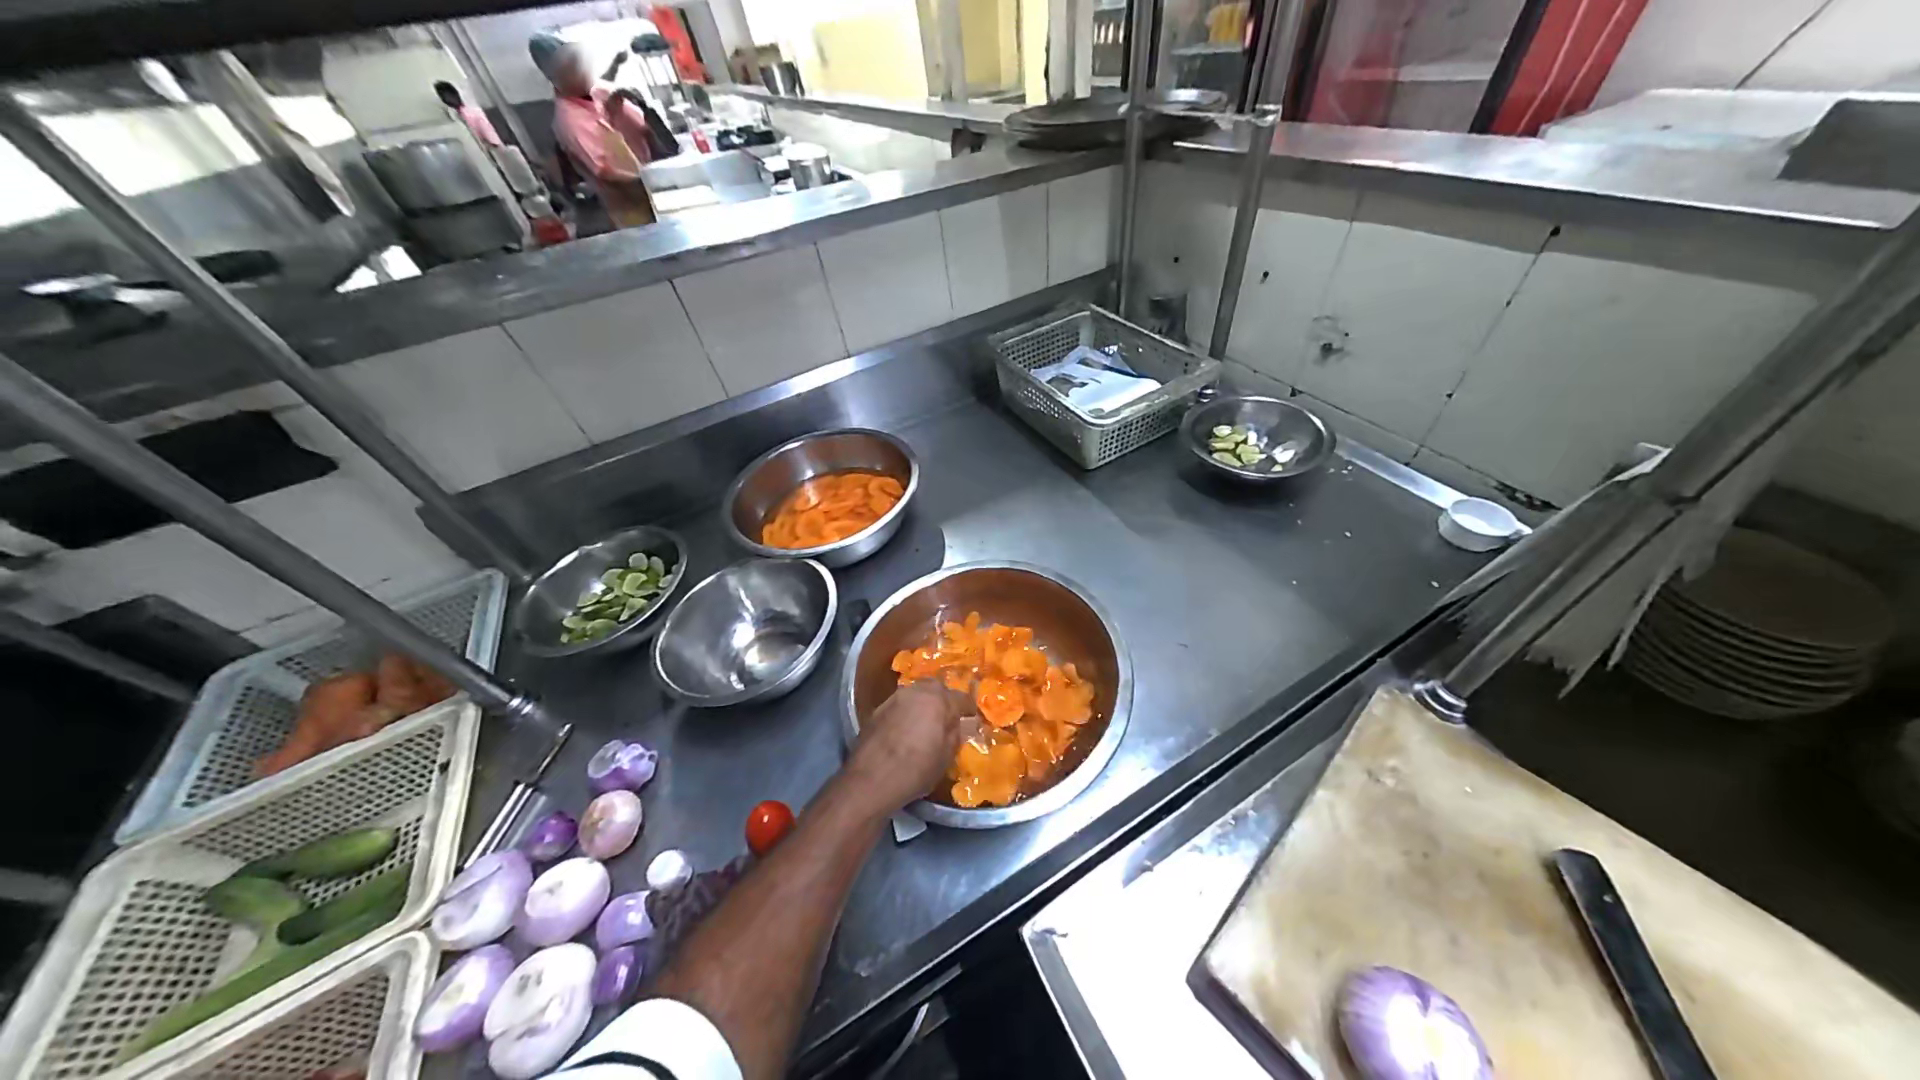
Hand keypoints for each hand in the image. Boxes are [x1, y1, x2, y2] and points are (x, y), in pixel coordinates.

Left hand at [845, 681, 973, 811]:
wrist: (871, 779)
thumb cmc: (916, 769)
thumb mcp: (946, 757)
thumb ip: (954, 734)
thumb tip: (954, 723)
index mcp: (938, 699)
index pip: (961, 698)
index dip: (968, 709)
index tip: (971, 718)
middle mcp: (916, 691)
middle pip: (935, 689)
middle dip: (942, 700)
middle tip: (946, 718)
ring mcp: (894, 698)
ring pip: (915, 695)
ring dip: (922, 705)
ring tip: (925, 724)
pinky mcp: (877, 710)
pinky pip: (899, 706)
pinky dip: (906, 714)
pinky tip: (905, 731)